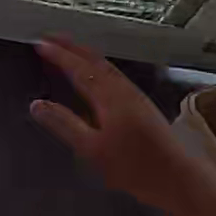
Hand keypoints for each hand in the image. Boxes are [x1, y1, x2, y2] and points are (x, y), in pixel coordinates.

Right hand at [30, 37, 208, 213]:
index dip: (58, 55)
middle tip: (50, 37)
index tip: (39, 43)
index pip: (78, 68)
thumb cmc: (134, 166)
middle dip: (70, 46)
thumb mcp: (92, 149)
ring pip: (104, 65)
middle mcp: (122, 88)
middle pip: (93, 59)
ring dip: (83, 54)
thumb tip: (37, 104)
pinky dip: (96, 64)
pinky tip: (94, 73)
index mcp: (108, 95)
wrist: (178, 178)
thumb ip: (65, 124)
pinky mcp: (140, 103)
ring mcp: (134, 94)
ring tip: (67, 49)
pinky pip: (112, 73)